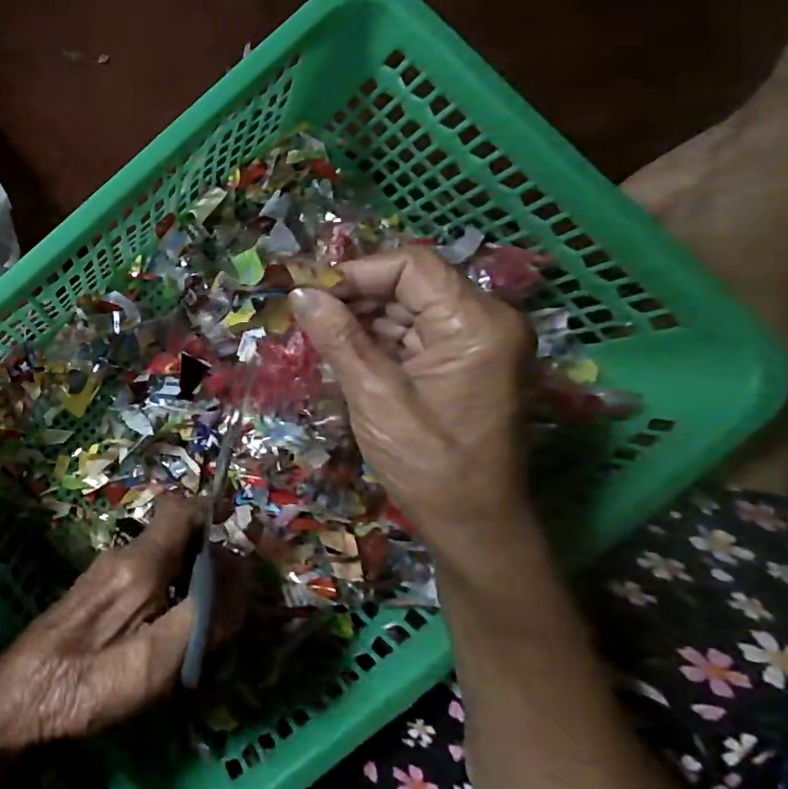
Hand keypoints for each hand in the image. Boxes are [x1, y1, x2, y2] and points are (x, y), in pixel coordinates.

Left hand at [0, 495, 243, 748]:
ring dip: (191, 573)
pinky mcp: (94, 594)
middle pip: (174, 534)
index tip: (243, 535)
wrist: (19, 697)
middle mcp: (120, 556)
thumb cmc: (90, 682)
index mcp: (139, 563)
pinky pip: (143, 575)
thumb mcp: (160, 658)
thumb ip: (205, 616)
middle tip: (238, 593)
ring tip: (214, 615)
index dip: (214, 512)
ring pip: (160, 556)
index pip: (181, 509)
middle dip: (210, 552)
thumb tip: (241, 571)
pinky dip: (169, 589)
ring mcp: (103, 573)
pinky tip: (174, 627)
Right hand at [290, 248, 534, 537]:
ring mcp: (477, 341)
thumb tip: (301, 293)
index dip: (357, 272)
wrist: (473, 523)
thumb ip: (340, 339)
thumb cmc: (428, 465)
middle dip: (356, 295)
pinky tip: (344, 352)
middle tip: (307, 316)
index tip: (311, 295)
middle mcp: (486, 321)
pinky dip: (377, 338)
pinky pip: (414, 332)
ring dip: (362, 317)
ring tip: (318, 336)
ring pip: (409, 306)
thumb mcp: (375, 398)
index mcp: (476, 324)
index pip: (413, 265)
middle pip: (411, 282)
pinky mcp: (464, 361)